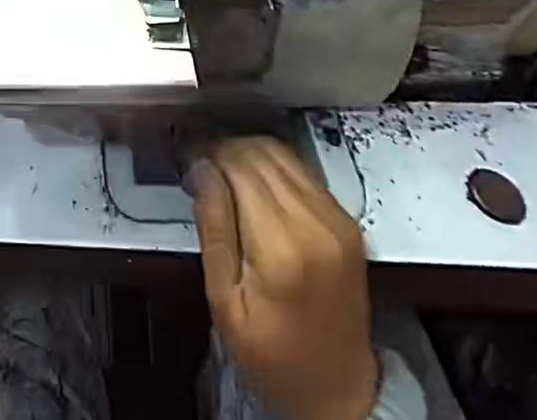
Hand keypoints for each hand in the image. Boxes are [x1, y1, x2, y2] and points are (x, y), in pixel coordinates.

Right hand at [193, 137, 378, 419]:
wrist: (337, 387)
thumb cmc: (275, 357)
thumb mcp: (225, 302)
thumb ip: (214, 228)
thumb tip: (202, 172)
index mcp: (282, 248)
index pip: (241, 168)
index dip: (210, 153)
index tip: (190, 153)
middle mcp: (316, 224)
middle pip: (263, 154)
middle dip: (227, 148)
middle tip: (201, 158)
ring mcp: (337, 219)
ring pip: (286, 156)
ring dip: (251, 151)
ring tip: (223, 165)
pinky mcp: (347, 220)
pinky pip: (305, 172)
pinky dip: (276, 166)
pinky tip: (255, 180)